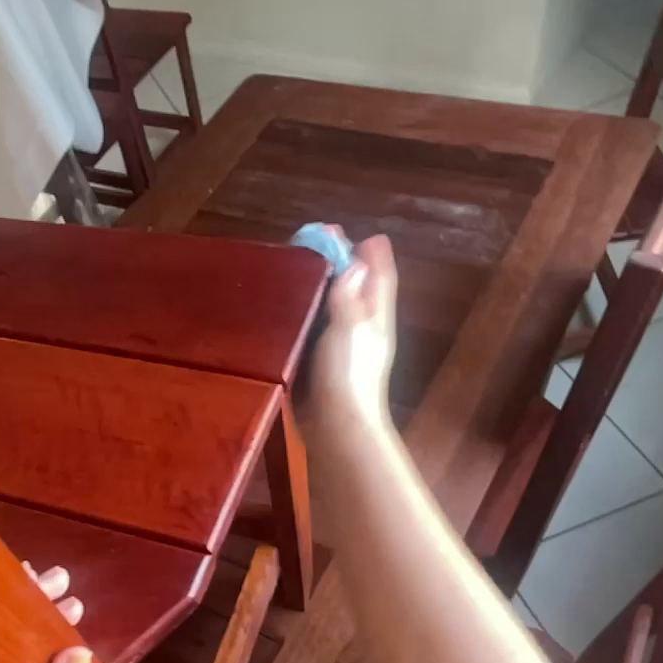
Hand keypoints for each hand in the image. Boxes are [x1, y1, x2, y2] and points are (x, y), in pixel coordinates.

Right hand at [299, 230, 400, 428]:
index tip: (347, 233)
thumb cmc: (347, 378)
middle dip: (339, 263)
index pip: (378, 276)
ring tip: (295, 266)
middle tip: (313, 241)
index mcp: (375, 316)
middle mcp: (362, 328)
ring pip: (332, 306)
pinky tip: (284, 307)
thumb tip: (356, 263)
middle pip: (355, 287)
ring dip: (318, 286)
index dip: (369, 253)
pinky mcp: (319, 364)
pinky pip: (312, 328)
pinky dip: (303, 312)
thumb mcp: (350, 330)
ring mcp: (341, 348)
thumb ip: (350, 297)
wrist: (336, 429)